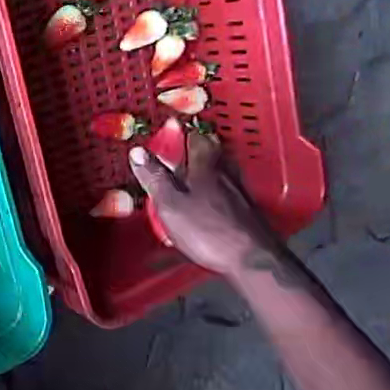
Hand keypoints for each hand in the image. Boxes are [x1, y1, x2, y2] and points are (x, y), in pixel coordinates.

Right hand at [127, 132, 281, 278]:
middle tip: (181, 147)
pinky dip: (214, 186)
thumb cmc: (206, 230)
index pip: (196, 140)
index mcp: (205, 169)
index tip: (171, 129)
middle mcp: (226, 175)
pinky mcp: (247, 210)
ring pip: (221, 170)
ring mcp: (240, 193)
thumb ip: (155, 177)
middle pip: (213, 152)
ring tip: (190, 171)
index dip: (183, 133)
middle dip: (197, 147)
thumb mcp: (169, 204)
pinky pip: (227, 188)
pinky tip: (207, 198)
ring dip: (207, 166)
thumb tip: (138, 152)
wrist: (252, 260)